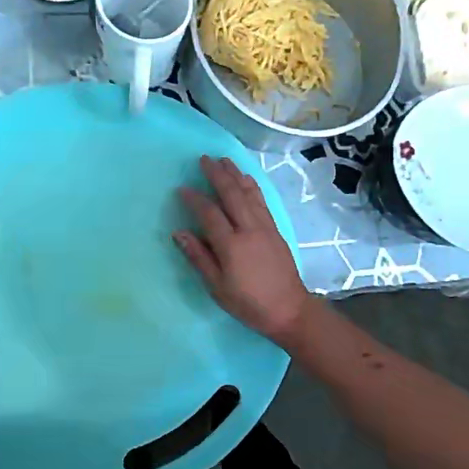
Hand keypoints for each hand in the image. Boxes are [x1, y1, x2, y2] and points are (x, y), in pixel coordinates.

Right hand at [175, 155, 312, 342]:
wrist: (289, 309)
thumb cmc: (248, 303)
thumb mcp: (217, 287)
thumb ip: (199, 258)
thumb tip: (180, 233)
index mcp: (231, 245)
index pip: (209, 214)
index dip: (194, 199)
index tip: (182, 189)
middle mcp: (249, 230)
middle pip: (231, 195)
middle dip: (217, 175)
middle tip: (204, 159)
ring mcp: (265, 227)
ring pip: (248, 193)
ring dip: (235, 174)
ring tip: (223, 160)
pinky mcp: (275, 230)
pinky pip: (262, 201)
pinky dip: (252, 186)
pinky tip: (247, 178)